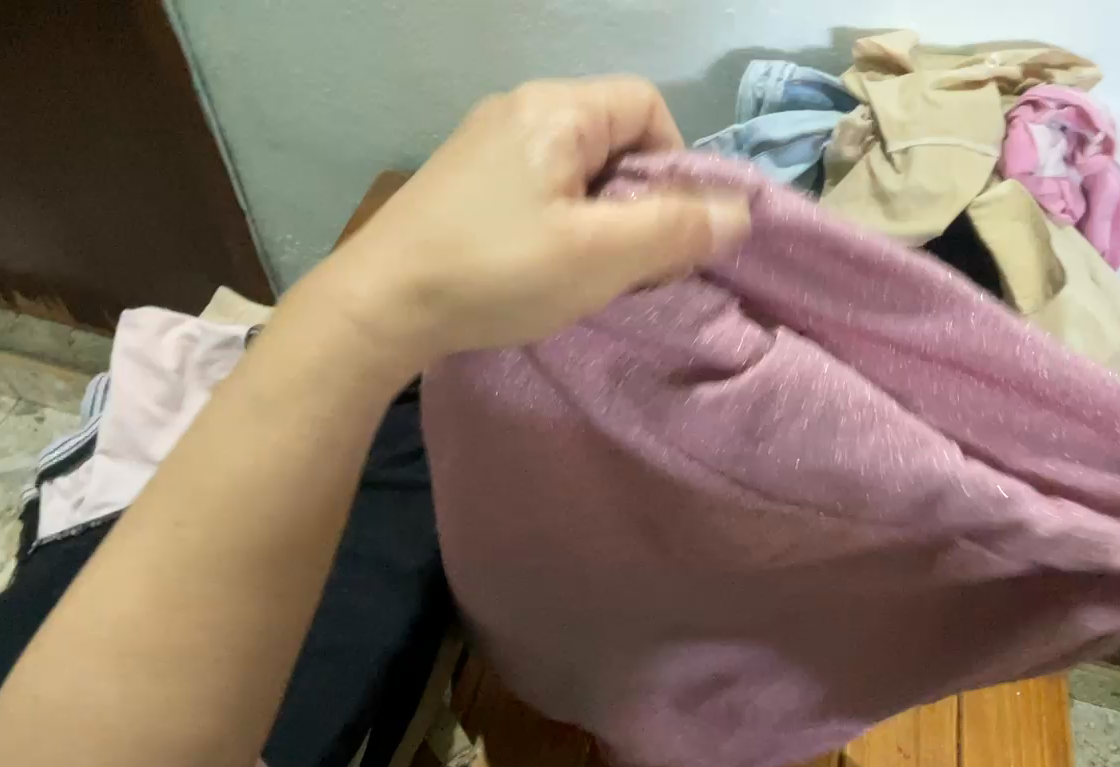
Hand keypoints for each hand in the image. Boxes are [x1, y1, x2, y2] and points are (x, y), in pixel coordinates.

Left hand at [298, 76, 750, 381]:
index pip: (646, 107)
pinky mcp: (461, 185)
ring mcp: (483, 147)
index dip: (675, 165)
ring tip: (588, 274)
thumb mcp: (599, 257)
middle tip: (631, 263)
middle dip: (636, 201)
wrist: (381, 306)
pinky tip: (542, 269)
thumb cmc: (497, 274)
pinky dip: (558, 226)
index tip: (669, 230)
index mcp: (556, 110)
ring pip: (573, 171)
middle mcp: (518, 111)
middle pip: (610, 140)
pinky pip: (535, 191)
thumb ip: (674, 231)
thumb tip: (738, 212)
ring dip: (598, 220)